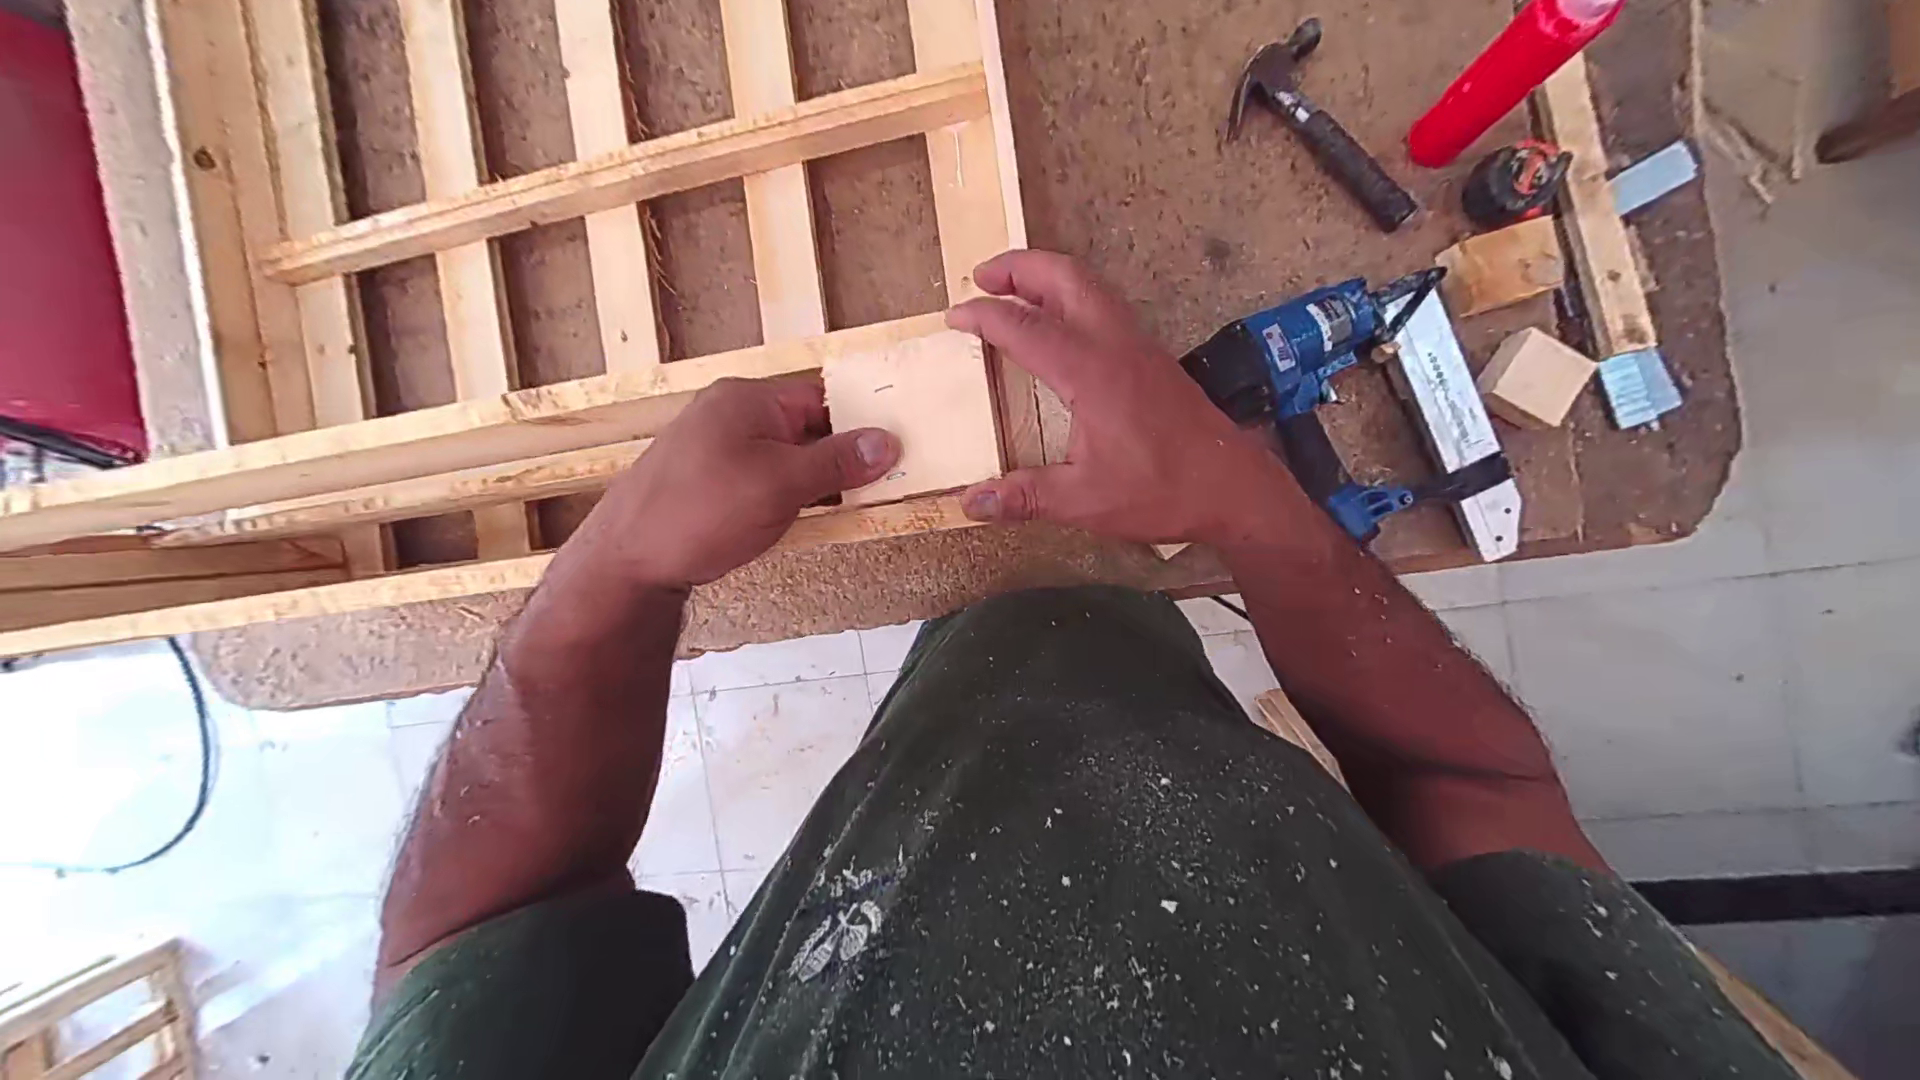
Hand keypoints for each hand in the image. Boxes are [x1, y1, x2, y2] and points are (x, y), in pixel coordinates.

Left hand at [564, 376, 900, 590]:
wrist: (628, 562)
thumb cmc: (703, 512)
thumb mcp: (781, 484)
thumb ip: (837, 461)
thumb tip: (887, 442)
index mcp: (748, 400)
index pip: (822, 397)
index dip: (860, 420)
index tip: (895, 447)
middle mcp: (733, 415)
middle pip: (808, 426)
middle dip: (844, 454)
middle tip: (883, 480)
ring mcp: (721, 448)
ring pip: (790, 455)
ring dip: (822, 477)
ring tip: (856, 501)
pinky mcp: (714, 480)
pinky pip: (770, 476)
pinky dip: (796, 492)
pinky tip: (815, 514)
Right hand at [946, 250, 1313, 547]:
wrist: (1233, 488)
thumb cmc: (1162, 491)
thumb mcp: (1085, 500)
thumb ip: (1025, 497)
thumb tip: (971, 503)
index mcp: (1092, 373)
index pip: (1027, 327)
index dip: (985, 315)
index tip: (954, 316)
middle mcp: (1116, 345)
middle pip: (1066, 278)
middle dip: (1019, 267)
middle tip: (982, 275)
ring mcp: (1139, 347)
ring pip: (1090, 286)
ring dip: (1048, 277)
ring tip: (1013, 290)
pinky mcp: (1152, 358)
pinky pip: (1105, 306)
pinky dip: (1072, 298)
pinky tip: (1061, 326)